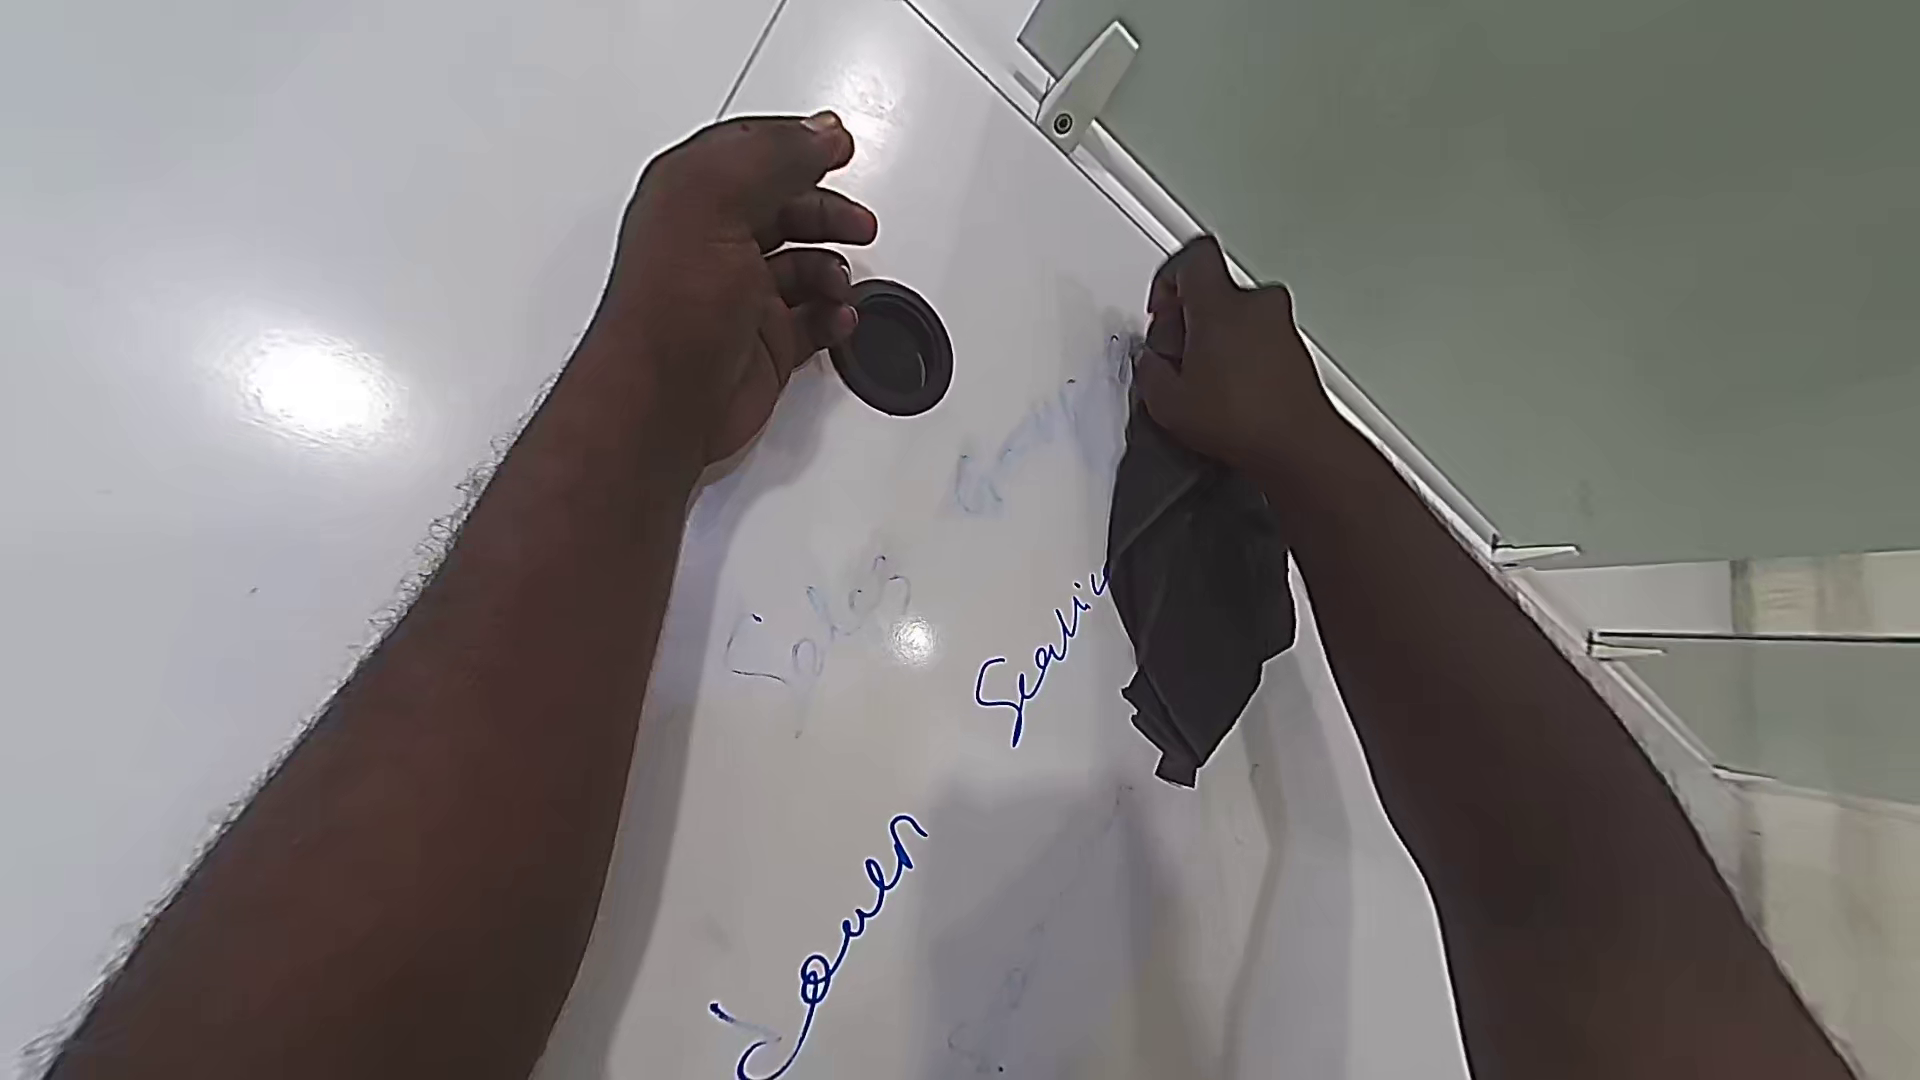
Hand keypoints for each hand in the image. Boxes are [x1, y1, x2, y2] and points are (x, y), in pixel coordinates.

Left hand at [588, 111, 878, 462]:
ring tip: (842, 282)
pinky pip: (813, 322)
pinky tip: (840, 319)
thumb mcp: (716, 207)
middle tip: (859, 223)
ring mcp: (745, 298)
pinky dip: (833, 317)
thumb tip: (822, 132)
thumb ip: (770, 160)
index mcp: (696, 198)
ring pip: (805, 269)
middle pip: (786, 211)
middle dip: (827, 213)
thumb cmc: (676, 311)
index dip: (799, 146)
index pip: (754, 155)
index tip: (839, 145)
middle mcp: (721, 245)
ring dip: (833, 270)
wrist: (670, 401)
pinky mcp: (768, 344)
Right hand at [1134, 236, 1345, 481]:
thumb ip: (1148, 369)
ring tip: (1199, 380)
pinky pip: (1256, 334)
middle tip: (1173, 354)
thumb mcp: (1166, 400)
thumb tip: (1150, 362)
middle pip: (1212, 290)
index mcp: (1221, 306)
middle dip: (1187, 319)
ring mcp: (1281, 324)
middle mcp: (1257, 305)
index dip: (1168, 280)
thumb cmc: (1241, 420)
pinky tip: (1223, 391)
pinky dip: (1236, 352)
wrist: (1294, 445)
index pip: (1194, 258)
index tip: (1160, 310)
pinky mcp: (1294, 347)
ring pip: (1235, 313)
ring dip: (1213, 338)